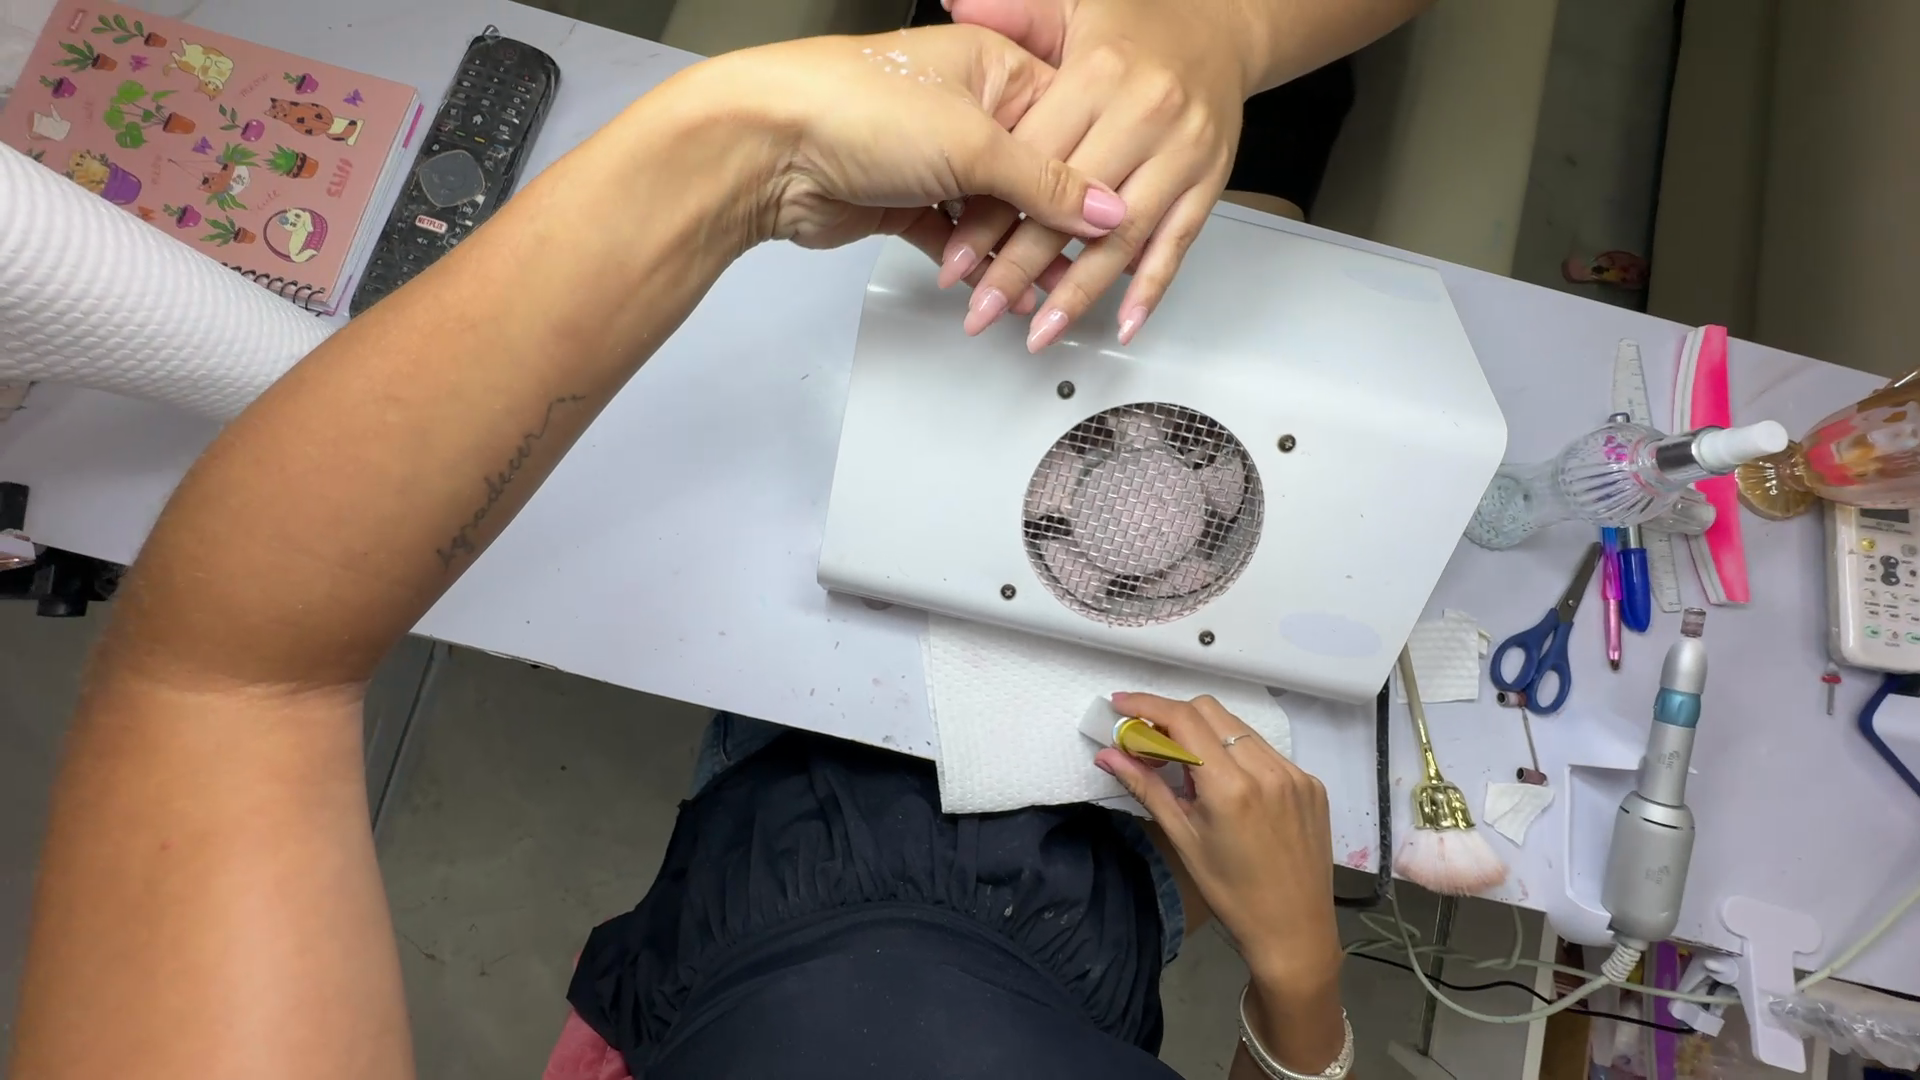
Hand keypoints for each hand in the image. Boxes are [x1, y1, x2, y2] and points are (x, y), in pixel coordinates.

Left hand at [665, 26, 1128, 260]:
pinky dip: (977, 270)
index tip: (1111, 229)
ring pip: (995, 220)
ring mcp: (938, 161)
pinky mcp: (912, 204)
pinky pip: (959, 243)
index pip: (1066, 131)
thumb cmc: (856, 108)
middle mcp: (970, 113)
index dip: (1089, 185)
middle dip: (1051, 235)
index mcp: (996, 70)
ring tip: (1039, 298)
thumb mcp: (974, 141)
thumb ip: (1044, 182)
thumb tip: (1104, 207)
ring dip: (1014, 261)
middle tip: (1075, 275)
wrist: (770, 148)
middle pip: (1031, 183)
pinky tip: (998, 293)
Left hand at [939, 0, 1262, 349]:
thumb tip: (956, 2)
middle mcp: (1143, 115)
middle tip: (983, 313)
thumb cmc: (1139, 18)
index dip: (989, 219)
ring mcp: (1181, 153)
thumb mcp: (1069, 2)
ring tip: (1041, 333)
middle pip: (1067, 209)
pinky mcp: (1208, 182)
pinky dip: (1151, 288)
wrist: (1230, 17)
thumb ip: (1014, 15)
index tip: (957, 266)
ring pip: (1119, 237)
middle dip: (1020, 268)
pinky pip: (1177, 243)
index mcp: (1098, 73)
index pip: (1030, 162)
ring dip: (1078, 292)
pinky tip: (1124, 322)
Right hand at [1096, 692, 1340, 990]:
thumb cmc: (1230, 892)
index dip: (1147, 705)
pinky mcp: (1310, 782)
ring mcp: (1295, 774)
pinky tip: (1227, 783)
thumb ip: (1145, 786)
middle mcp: (1267, 770)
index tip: (1119, 703)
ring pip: (1237, 726)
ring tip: (1187, 765)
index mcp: (1231, 787)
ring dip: (1204, 733)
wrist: (1296, 932)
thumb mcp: (1182, 838)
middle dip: (1173, 716)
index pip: (1183, 719)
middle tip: (1150, 740)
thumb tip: (1106, 753)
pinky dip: (1235, 752)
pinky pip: (1263, 748)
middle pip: (1209, 710)